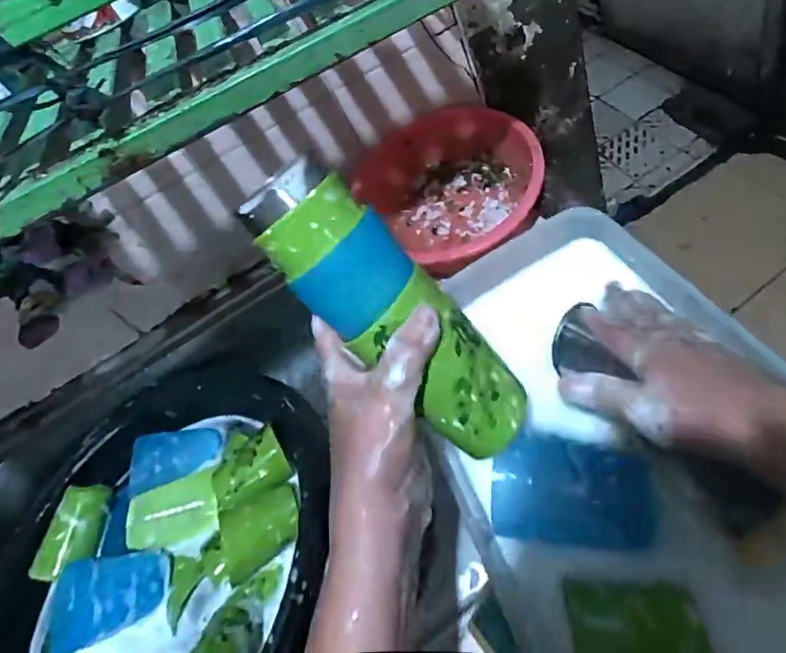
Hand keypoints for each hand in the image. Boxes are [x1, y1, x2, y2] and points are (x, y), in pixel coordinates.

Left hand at [308, 307, 439, 652]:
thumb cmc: (373, 454)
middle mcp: (359, 382)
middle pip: (369, 337)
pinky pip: (421, 379)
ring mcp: (384, 399)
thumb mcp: (387, 397)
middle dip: (388, 310)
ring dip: (416, 336)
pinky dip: (435, 363)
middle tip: (416, 281)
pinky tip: (457, 349)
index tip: (357, 269)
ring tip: (443, 307)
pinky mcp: (408, 416)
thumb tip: (428, 310)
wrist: (387, 517)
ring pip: (398, 357)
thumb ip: (406, 355)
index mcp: (340, 374)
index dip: (336, 298)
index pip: (328, 327)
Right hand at [556, 283, 785, 456]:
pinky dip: (674, 317)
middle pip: (641, 316)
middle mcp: (668, 338)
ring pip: (664, 316)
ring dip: (646, 304)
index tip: (583, 309)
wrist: (760, 415)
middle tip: (611, 285)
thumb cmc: (695, 416)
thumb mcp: (643, 410)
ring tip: (636, 293)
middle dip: (623, 303)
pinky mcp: (717, 350)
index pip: (615, 333)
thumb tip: (562, 380)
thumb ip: (605, 394)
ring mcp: (695, 341)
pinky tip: (680, 321)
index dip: (598, 323)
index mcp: (646, 352)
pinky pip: (686, 323)